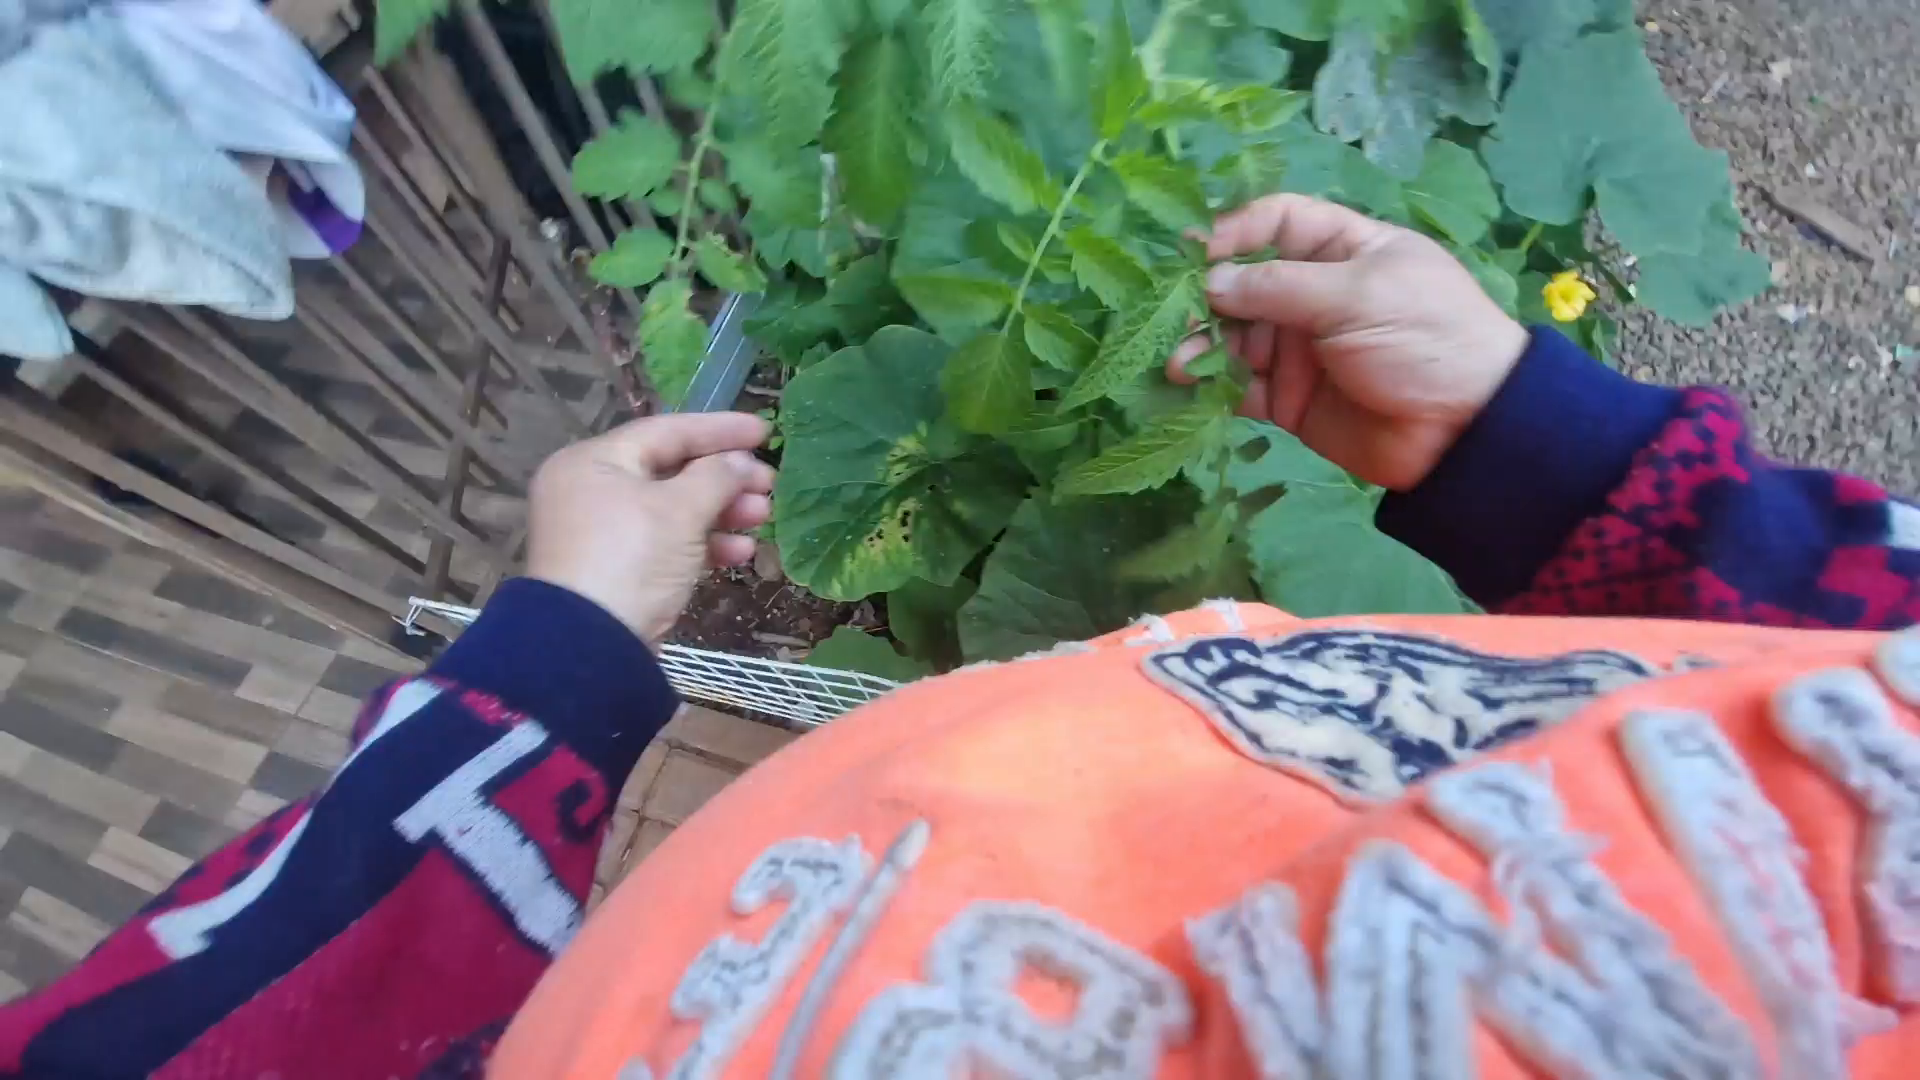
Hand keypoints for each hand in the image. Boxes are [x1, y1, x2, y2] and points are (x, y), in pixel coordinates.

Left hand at [525, 412, 774, 642]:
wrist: (592, 646)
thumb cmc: (632, 559)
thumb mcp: (680, 510)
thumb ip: (717, 476)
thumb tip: (742, 462)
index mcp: (595, 463)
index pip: (667, 431)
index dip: (720, 430)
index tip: (765, 431)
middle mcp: (595, 491)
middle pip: (674, 472)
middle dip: (727, 478)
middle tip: (770, 483)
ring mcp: (608, 533)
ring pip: (677, 510)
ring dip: (724, 512)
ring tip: (764, 517)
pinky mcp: (623, 569)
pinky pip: (670, 543)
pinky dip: (706, 543)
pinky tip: (742, 552)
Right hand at [1168, 194, 1528, 490]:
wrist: (1457, 432)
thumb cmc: (1421, 340)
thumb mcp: (1357, 296)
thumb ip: (1278, 286)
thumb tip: (1208, 283)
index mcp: (1341, 251)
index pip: (1278, 222)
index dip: (1235, 231)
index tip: (1194, 253)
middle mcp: (1311, 295)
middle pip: (1242, 283)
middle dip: (1204, 297)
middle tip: (1172, 316)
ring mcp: (1295, 348)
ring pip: (1231, 338)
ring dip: (1200, 346)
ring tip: (1177, 363)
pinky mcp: (1283, 397)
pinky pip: (1235, 385)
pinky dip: (1209, 386)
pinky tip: (1187, 385)